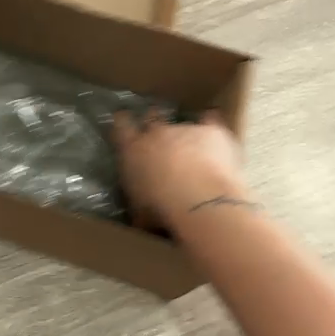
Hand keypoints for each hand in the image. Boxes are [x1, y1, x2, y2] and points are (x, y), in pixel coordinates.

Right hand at [111, 109, 247, 226]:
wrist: (199, 199)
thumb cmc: (161, 208)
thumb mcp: (140, 210)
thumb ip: (139, 204)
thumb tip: (140, 217)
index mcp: (133, 150)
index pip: (121, 126)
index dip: (123, 121)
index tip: (123, 118)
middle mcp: (156, 134)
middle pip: (152, 117)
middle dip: (154, 121)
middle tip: (158, 131)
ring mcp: (185, 129)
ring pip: (183, 122)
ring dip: (185, 133)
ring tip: (192, 144)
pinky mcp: (211, 131)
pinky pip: (210, 122)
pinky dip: (210, 124)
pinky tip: (213, 126)